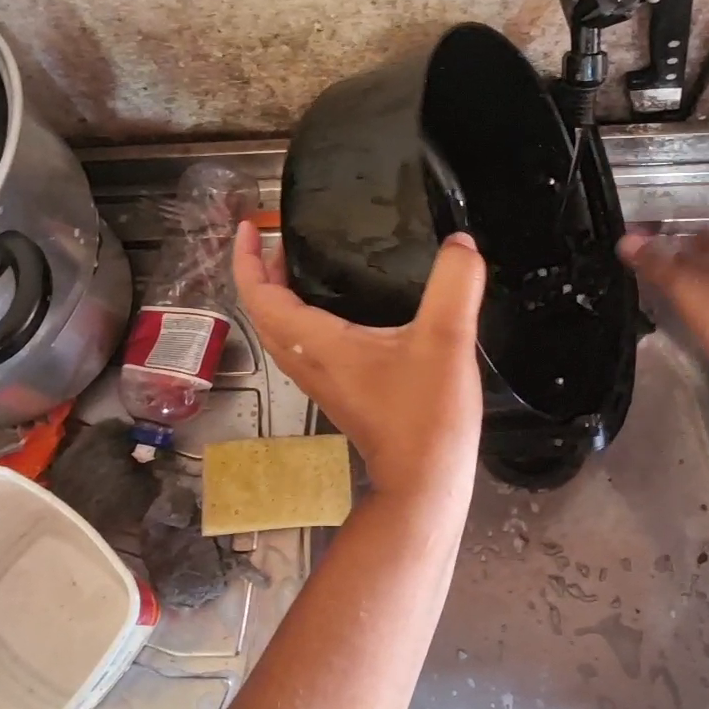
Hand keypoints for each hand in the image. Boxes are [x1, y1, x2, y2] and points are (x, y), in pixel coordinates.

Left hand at [232, 222, 486, 497]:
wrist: (425, 480)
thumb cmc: (425, 414)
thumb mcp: (445, 340)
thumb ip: (454, 285)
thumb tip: (460, 243)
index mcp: (318, 344)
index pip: (261, 298)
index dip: (247, 260)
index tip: (250, 227)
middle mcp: (307, 361)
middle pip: (263, 312)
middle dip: (260, 271)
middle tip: (277, 237)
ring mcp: (320, 379)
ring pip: (280, 330)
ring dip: (278, 294)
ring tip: (298, 261)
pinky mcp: (338, 390)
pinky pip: (300, 343)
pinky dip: (300, 314)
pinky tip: (335, 304)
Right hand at [618, 230, 708, 407]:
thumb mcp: (682, 286)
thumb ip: (653, 263)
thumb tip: (623, 238)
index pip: (705, 234)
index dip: (681, 235)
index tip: (653, 241)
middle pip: (708, 261)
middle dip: (681, 261)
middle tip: (647, 265)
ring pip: (708, 286)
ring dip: (686, 287)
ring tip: (654, 290)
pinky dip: (692, 310)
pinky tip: (674, 317)